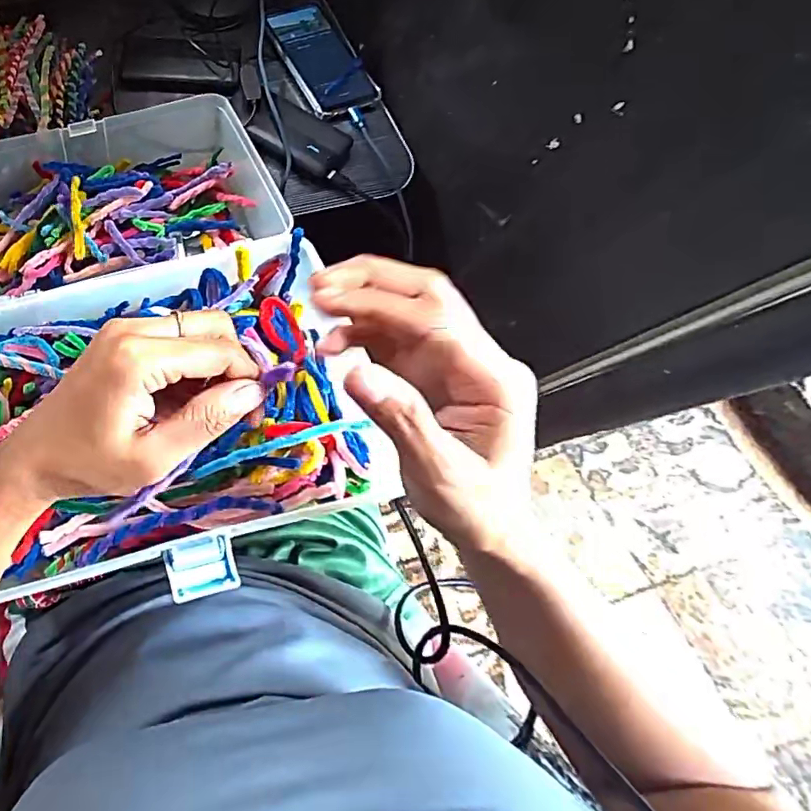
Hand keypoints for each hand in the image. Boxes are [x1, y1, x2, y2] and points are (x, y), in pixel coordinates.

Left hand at [0, 311, 262, 505]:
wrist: (35, 455)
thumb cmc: (89, 464)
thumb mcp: (153, 458)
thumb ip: (206, 421)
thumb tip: (252, 391)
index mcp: (138, 356)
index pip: (218, 349)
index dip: (248, 377)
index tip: (256, 412)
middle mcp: (132, 329)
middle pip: (210, 325)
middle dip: (234, 362)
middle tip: (235, 407)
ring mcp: (123, 328)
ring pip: (194, 328)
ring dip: (213, 363)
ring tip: (205, 409)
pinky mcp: (120, 337)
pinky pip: (173, 337)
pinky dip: (190, 363)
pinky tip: (181, 400)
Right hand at [309, 256, 538, 558]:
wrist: (490, 527)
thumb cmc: (476, 505)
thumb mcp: (439, 471)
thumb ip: (400, 418)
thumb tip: (356, 373)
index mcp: (492, 378)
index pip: (435, 318)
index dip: (379, 303)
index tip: (333, 300)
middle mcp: (473, 359)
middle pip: (424, 297)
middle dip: (370, 283)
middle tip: (321, 284)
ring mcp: (449, 362)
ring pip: (403, 309)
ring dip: (359, 302)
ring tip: (318, 307)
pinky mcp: (426, 370)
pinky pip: (390, 336)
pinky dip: (358, 330)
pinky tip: (334, 341)